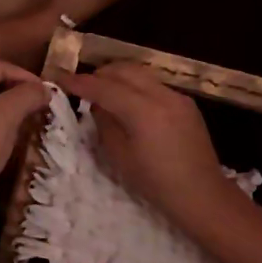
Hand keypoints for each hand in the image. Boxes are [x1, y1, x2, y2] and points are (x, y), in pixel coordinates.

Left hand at [0, 60, 48, 223]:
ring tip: (34, 114)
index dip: (25, 75)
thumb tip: (46, 89)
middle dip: (20, 89)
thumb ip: (28, 94)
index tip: (48, 90)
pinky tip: (16, 129)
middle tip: (43, 101)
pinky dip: (2, 118)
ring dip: (13, 104)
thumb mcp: (7, 115)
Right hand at [55, 63, 236, 225]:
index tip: (60, 78)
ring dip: (120, 77)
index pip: (104, 87)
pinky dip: (138, 87)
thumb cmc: (156, 182)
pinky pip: (156, 85)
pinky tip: (132, 104)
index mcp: (143, 110)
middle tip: (84, 86)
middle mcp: (162, 95)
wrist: (201, 193)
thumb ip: (105, 124)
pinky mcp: (188, 104)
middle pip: (125, 70)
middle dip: (101, 74)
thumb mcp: (120, 157)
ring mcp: (178, 97)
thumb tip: (97, 105)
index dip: (80, 82)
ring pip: (142, 73)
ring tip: (106, 93)